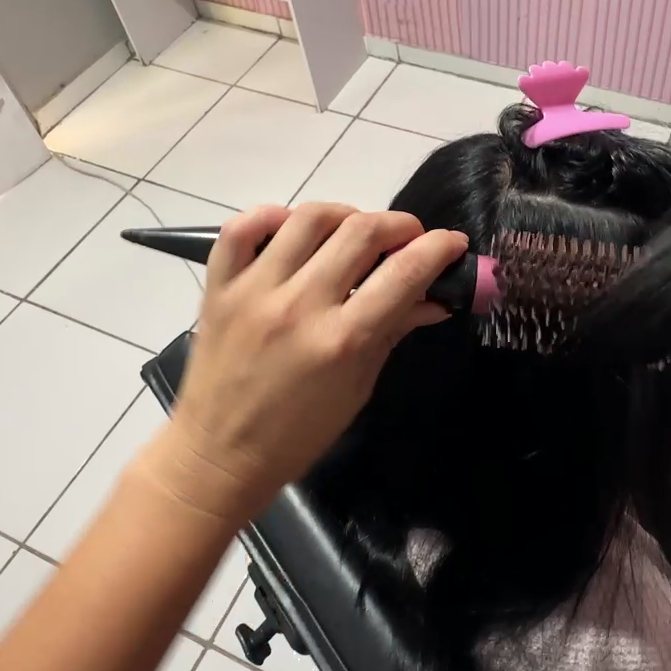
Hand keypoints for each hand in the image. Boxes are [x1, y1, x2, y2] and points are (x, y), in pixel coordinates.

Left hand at [146, 203, 467, 522]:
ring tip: (355, 231)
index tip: (452, 243)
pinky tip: (292, 228)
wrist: (218, 456)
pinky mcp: (220, 286)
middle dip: (400, 225)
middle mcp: (300, 305)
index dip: (439, 248)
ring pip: (309, 217)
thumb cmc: (299, 433)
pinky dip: (272, 215)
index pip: (405, 272)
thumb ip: (394, 332)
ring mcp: (255, 290)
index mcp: (342, 340)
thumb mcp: (359, 387)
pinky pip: (242, 228)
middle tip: (408, 239)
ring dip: (346, 214)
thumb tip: (435, 299)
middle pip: (362, 231)